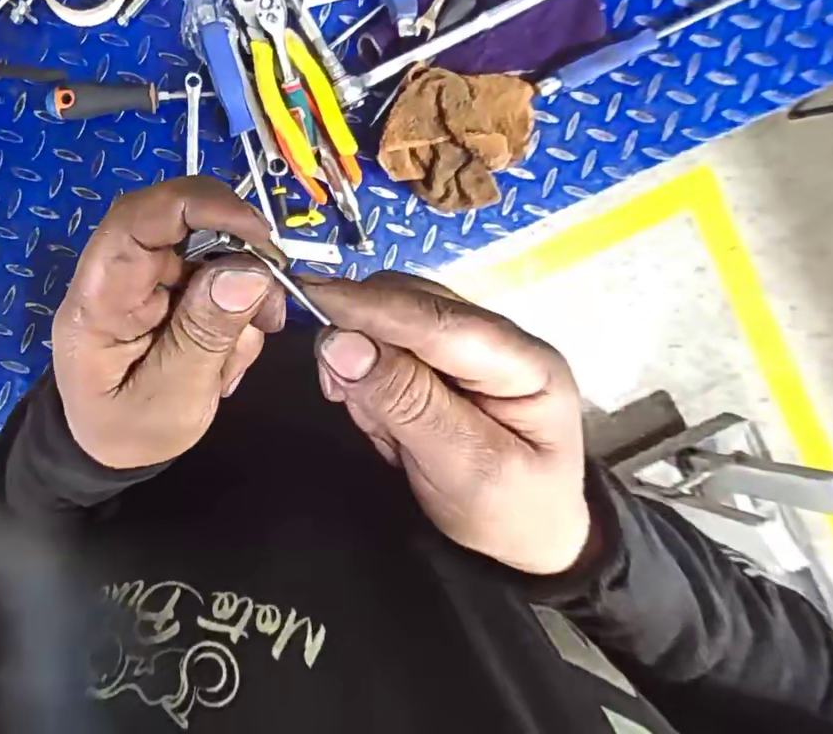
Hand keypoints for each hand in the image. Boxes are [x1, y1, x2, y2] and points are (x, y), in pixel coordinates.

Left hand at [52, 177, 287, 469]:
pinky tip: (226, 355)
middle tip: (271, 300)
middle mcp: (120, 271)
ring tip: (237, 353)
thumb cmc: (124, 430)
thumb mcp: (168, 402)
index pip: (137, 218)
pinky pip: (216, 272)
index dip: (199, 205)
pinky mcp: (170, 284)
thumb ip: (204, 338)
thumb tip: (249, 271)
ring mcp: (147, 275)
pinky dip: (239, 305)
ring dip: (242, 289)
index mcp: (99, 297)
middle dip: (237, 249)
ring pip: (208, 245)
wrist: (110, 444)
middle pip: (179, 219)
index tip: (260, 234)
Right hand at [301, 272, 590, 575]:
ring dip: (359, 359)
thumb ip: (406, 403)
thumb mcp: (464, 469)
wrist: (522, 537)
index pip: (434, 319)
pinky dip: (361, 370)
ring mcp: (460, 340)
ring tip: (377, 421)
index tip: (310, 295)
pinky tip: (376, 408)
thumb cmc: (509, 511)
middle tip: (339, 393)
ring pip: (383, 315)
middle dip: (360, 337)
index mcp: (522, 362)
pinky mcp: (433, 352)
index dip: (369, 306)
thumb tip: (342, 343)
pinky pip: (376, 337)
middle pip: (405, 302)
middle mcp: (491, 335)